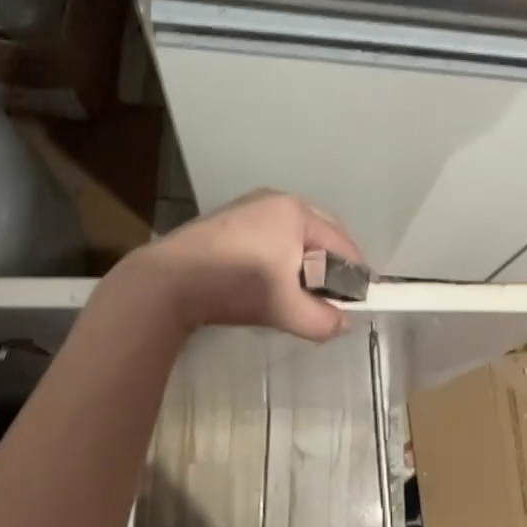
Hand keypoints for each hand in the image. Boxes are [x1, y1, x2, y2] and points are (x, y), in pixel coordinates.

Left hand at [125, 189, 364, 341]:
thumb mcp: (286, 310)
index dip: (355, 275)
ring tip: (302, 293)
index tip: (359, 301)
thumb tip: (341, 325)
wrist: (168, 282)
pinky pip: (271, 236)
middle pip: (321, 234)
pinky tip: (272, 282)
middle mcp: (275, 201)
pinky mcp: (228, 221)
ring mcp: (248, 207)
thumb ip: (322, 320)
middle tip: (333, 297)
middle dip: (331, 266)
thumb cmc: (235, 286)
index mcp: (296, 213)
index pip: (342, 244)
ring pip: (295, 235)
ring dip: (305, 262)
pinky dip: (281, 257)